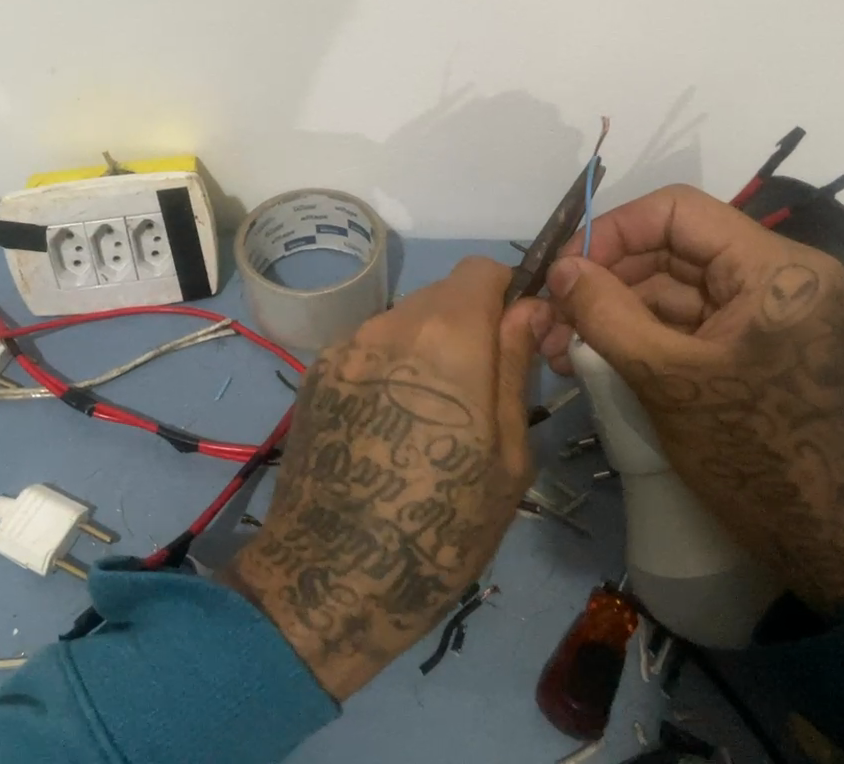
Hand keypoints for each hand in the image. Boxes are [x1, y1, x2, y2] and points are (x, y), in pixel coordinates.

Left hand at [221, 257, 541, 699]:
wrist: (330, 572)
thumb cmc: (441, 527)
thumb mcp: (505, 456)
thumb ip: (513, 367)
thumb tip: (529, 308)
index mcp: (446, 337)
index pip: (480, 270)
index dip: (507, 294)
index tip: (518, 337)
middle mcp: (388, 325)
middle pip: (440, 297)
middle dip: (469, 325)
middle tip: (480, 388)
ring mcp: (343, 349)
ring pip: (401, 323)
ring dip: (426, 348)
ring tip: (431, 417)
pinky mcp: (314, 375)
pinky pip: (366, 351)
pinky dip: (388, 368)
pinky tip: (388, 425)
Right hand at [536, 185, 843, 615]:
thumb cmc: (759, 456)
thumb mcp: (668, 380)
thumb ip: (606, 314)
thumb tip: (560, 268)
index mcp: (774, 270)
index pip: (676, 212)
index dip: (610, 232)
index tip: (560, 271)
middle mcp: (779, 280)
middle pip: (672, 252)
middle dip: (604, 281)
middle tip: (551, 320)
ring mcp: (772, 318)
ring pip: (676, 292)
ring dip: (616, 313)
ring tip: (562, 350)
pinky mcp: (761, 352)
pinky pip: (692, 327)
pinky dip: (643, 338)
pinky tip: (597, 362)